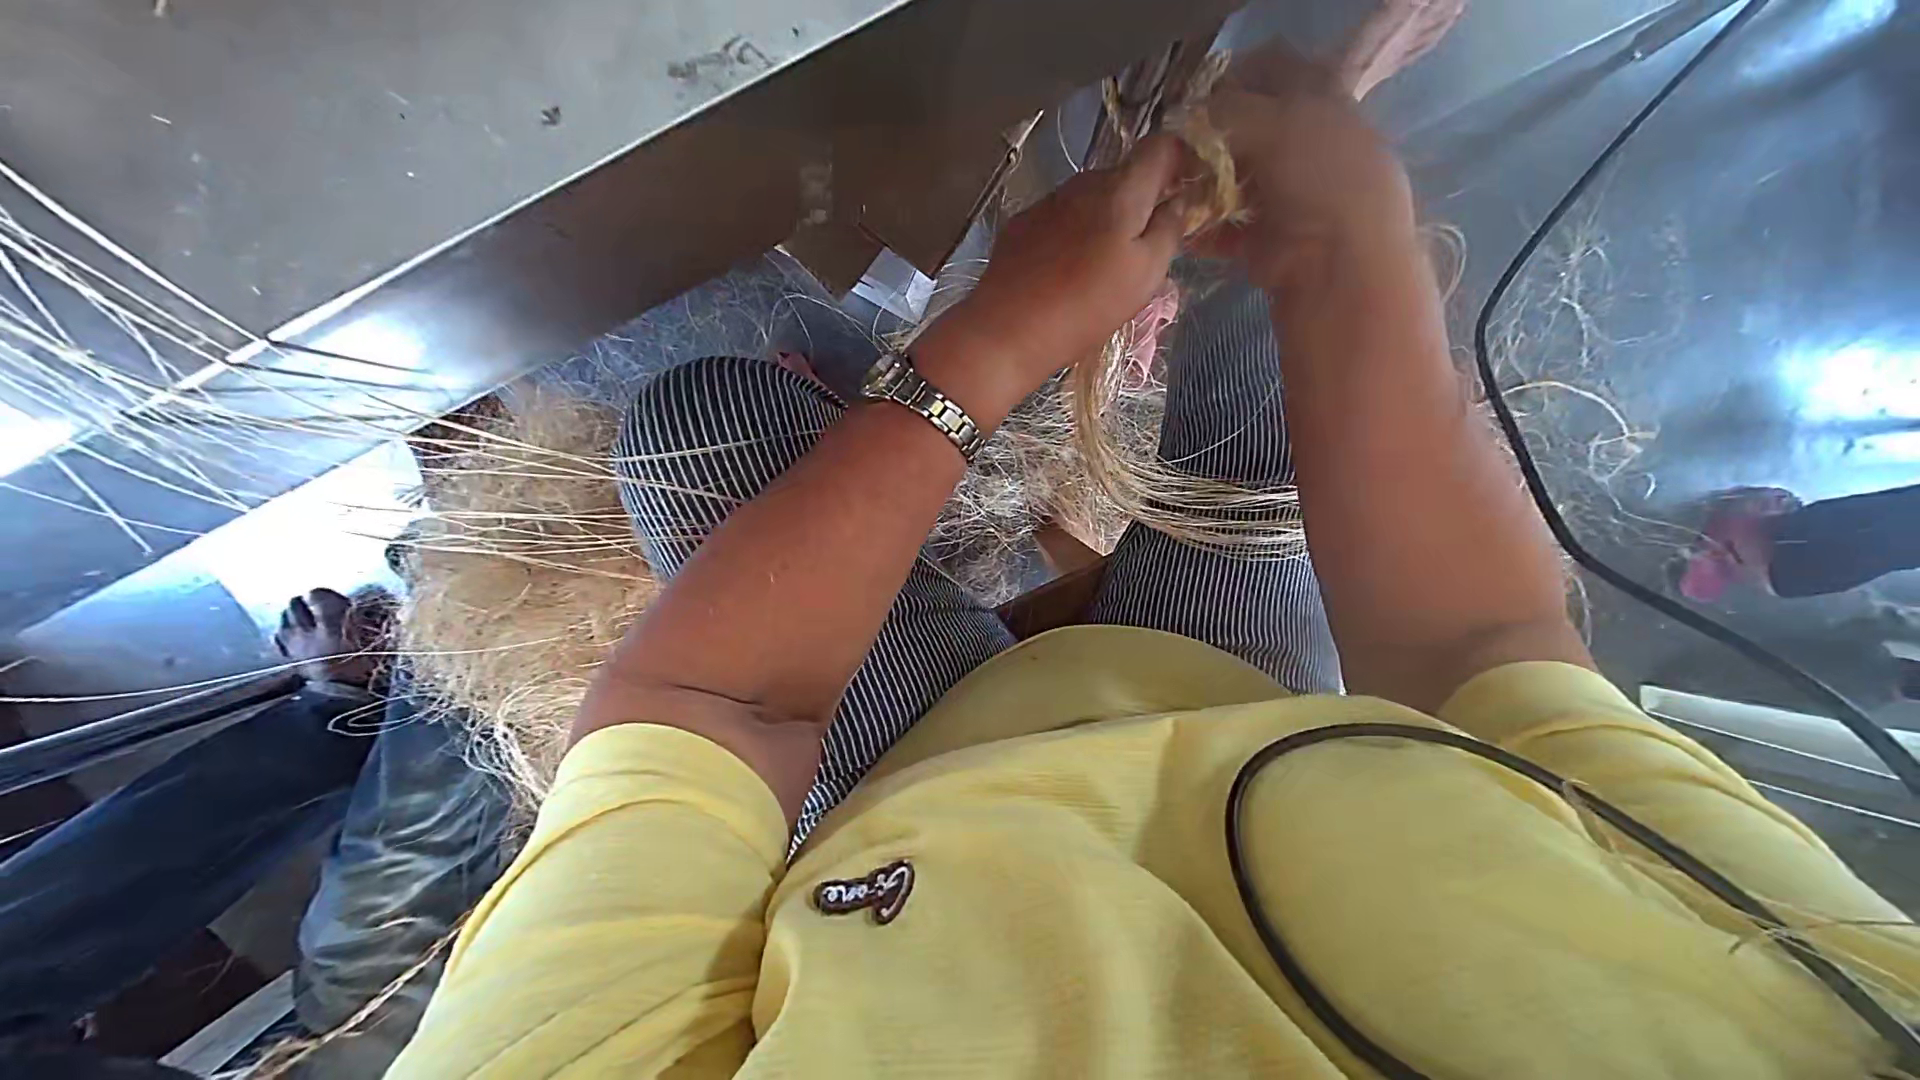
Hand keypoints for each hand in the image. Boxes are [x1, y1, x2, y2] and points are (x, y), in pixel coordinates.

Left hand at [274, 587, 394, 688]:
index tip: (337, 597)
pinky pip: (280, 639)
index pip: (318, 594)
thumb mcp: (381, 637)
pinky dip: (286, 635)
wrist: (345, 697)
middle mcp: (306, 627)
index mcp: (332, 617)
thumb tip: (376, 607)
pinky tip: (295, 638)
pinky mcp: (287, 659)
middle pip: (295, 605)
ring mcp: (292, 643)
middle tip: (319, 606)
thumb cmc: (370, 665)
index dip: (326, 594)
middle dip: (305, 603)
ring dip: (293, 618)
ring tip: (306, 620)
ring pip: (284, 621)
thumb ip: (374, 619)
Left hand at [918, 134, 1191, 418]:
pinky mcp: (1020, 226)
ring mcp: (1046, 203)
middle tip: (1143, 249)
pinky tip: (1064, 273)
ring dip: (1104, 222)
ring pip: (1090, 200)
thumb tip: (1179, 201)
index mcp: (1121, 189)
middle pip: (1124, 176)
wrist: (1005, 332)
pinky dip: (1072, 236)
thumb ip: (1169, 230)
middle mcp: (1081, 183)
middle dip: (1141, 202)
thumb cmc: (1083, 308)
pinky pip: (1060, 220)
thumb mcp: (1145, 275)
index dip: (1183, 162)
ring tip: (1099, 270)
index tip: (1187, 195)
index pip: (1163, 146)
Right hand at [1194, 80, 1418, 293]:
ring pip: (1229, 181)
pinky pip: (1223, 229)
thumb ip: (1227, 112)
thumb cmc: (1318, 177)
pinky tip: (1178, 229)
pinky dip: (1201, 230)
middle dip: (1206, 140)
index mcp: (1317, 100)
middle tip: (1173, 150)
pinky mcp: (1264, 239)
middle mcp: (1301, 143)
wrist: (1337, 260)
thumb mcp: (1275, 123)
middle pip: (1243, 130)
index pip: (1270, 69)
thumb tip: (1188, 117)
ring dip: (1199, 186)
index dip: (1231, 78)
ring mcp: (1282, 194)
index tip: (1195, 100)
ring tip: (1169, 190)